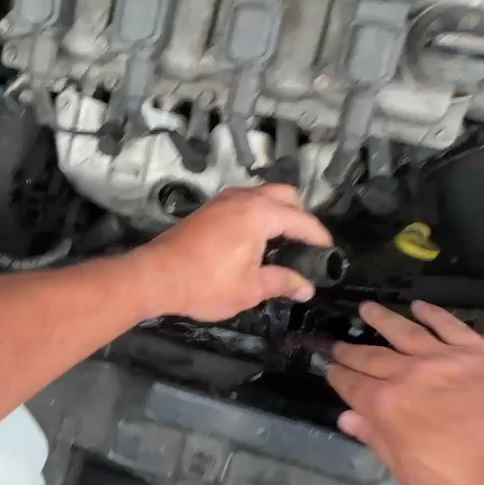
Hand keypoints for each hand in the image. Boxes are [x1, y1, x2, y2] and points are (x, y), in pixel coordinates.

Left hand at [133, 185, 332, 321]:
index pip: (302, 220)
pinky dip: (257, 213)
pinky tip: (255, 239)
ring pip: (261, 195)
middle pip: (284, 195)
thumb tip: (306, 287)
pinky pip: (243, 202)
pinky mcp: (207, 210)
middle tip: (305, 244)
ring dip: (277, 212)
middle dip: (300, 216)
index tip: (329, 252)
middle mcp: (243, 198)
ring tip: (282, 242)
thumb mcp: (250, 289)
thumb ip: (282, 282)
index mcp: (259, 213)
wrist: (154, 276)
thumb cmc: (205, 284)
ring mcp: (222, 201)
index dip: (318, 237)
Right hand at [325, 301, 483, 484]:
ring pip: (405, 332)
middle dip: (351, 351)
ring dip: (382, 320)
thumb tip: (349, 418)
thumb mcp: (415, 476)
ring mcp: (447, 359)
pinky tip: (420, 308)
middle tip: (337, 344)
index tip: (327, 369)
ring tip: (367, 309)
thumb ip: (380, 442)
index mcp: (388, 408)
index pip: (352, 386)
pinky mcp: (482, 353)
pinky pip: (450, 326)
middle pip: (372, 358)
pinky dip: (432, 314)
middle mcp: (410, 375)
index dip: (337, 378)